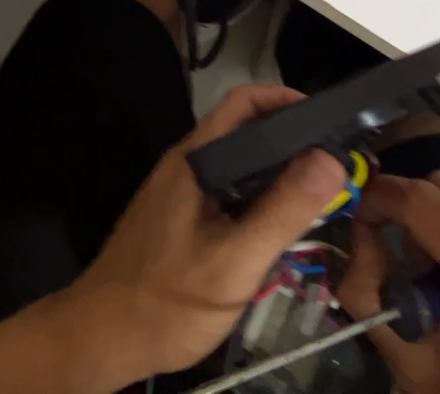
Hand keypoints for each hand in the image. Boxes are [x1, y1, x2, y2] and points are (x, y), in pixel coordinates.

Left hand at [49, 85, 348, 388]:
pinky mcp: (181, 215)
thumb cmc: (168, 301)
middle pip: (243, 130)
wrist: (104, 339)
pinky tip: (281, 223)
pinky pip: (227, 190)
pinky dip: (259, 195)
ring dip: (277, 170)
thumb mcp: (235, 261)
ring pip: (237, 163)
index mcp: (195, 159)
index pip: (243, 103)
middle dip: (290, 139)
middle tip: (336, 165)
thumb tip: (329, 160)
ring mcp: (181, 190)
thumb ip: (282, 211)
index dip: (286, 101)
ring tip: (321, 193)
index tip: (329, 123)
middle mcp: (186, 164)